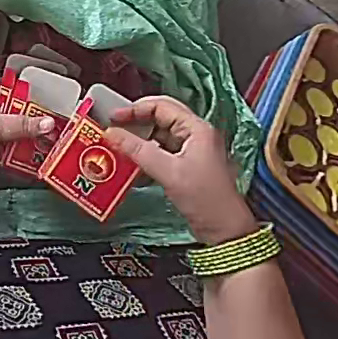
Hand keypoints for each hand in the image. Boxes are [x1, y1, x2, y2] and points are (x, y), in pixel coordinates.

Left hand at [0, 79, 55, 160]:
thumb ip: (23, 125)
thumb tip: (51, 123)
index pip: (1, 84)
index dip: (16, 85)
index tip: (34, 89)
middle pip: (2, 109)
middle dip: (19, 115)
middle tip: (41, 121)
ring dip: (12, 136)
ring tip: (35, 141)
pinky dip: (2, 152)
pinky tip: (16, 158)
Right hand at [104, 96, 258, 245]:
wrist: (226, 232)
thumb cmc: (203, 198)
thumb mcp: (168, 172)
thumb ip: (138, 150)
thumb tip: (111, 133)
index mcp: (196, 128)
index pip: (161, 106)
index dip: (135, 109)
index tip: (114, 117)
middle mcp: (195, 134)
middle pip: (160, 118)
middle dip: (136, 122)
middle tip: (113, 128)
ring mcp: (192, 150)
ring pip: (160, 135)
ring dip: (139, 139)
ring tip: (118, 144)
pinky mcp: (187, 166)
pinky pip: (162, 152)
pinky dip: (146, 154)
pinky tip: (131, 162)